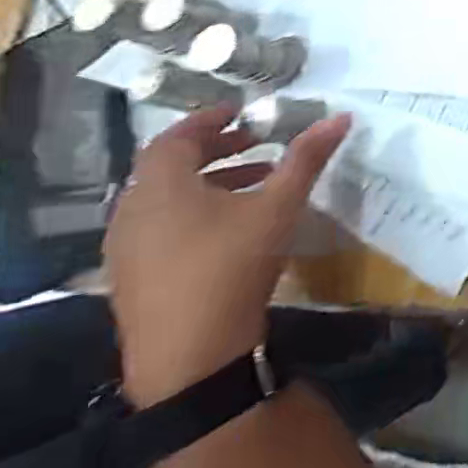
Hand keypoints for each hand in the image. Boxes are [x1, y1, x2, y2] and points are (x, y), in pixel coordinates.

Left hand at [104, 104, 351, 404]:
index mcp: (159, 184)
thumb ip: (306, 159)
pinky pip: (161, 226)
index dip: (208, 120)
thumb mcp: (279, 206)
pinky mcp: (132, 276)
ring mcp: (126, 246)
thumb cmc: (232, 264)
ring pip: (166, 198)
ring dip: (208, 182)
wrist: (190, 354)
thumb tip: (340, 117)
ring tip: (254, 184)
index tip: (240, 112)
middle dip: (213, 149)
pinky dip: (194, 211)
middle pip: (169, 165)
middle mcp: (132, 208)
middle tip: (254, 143)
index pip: (175, 136)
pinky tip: (229, 228)